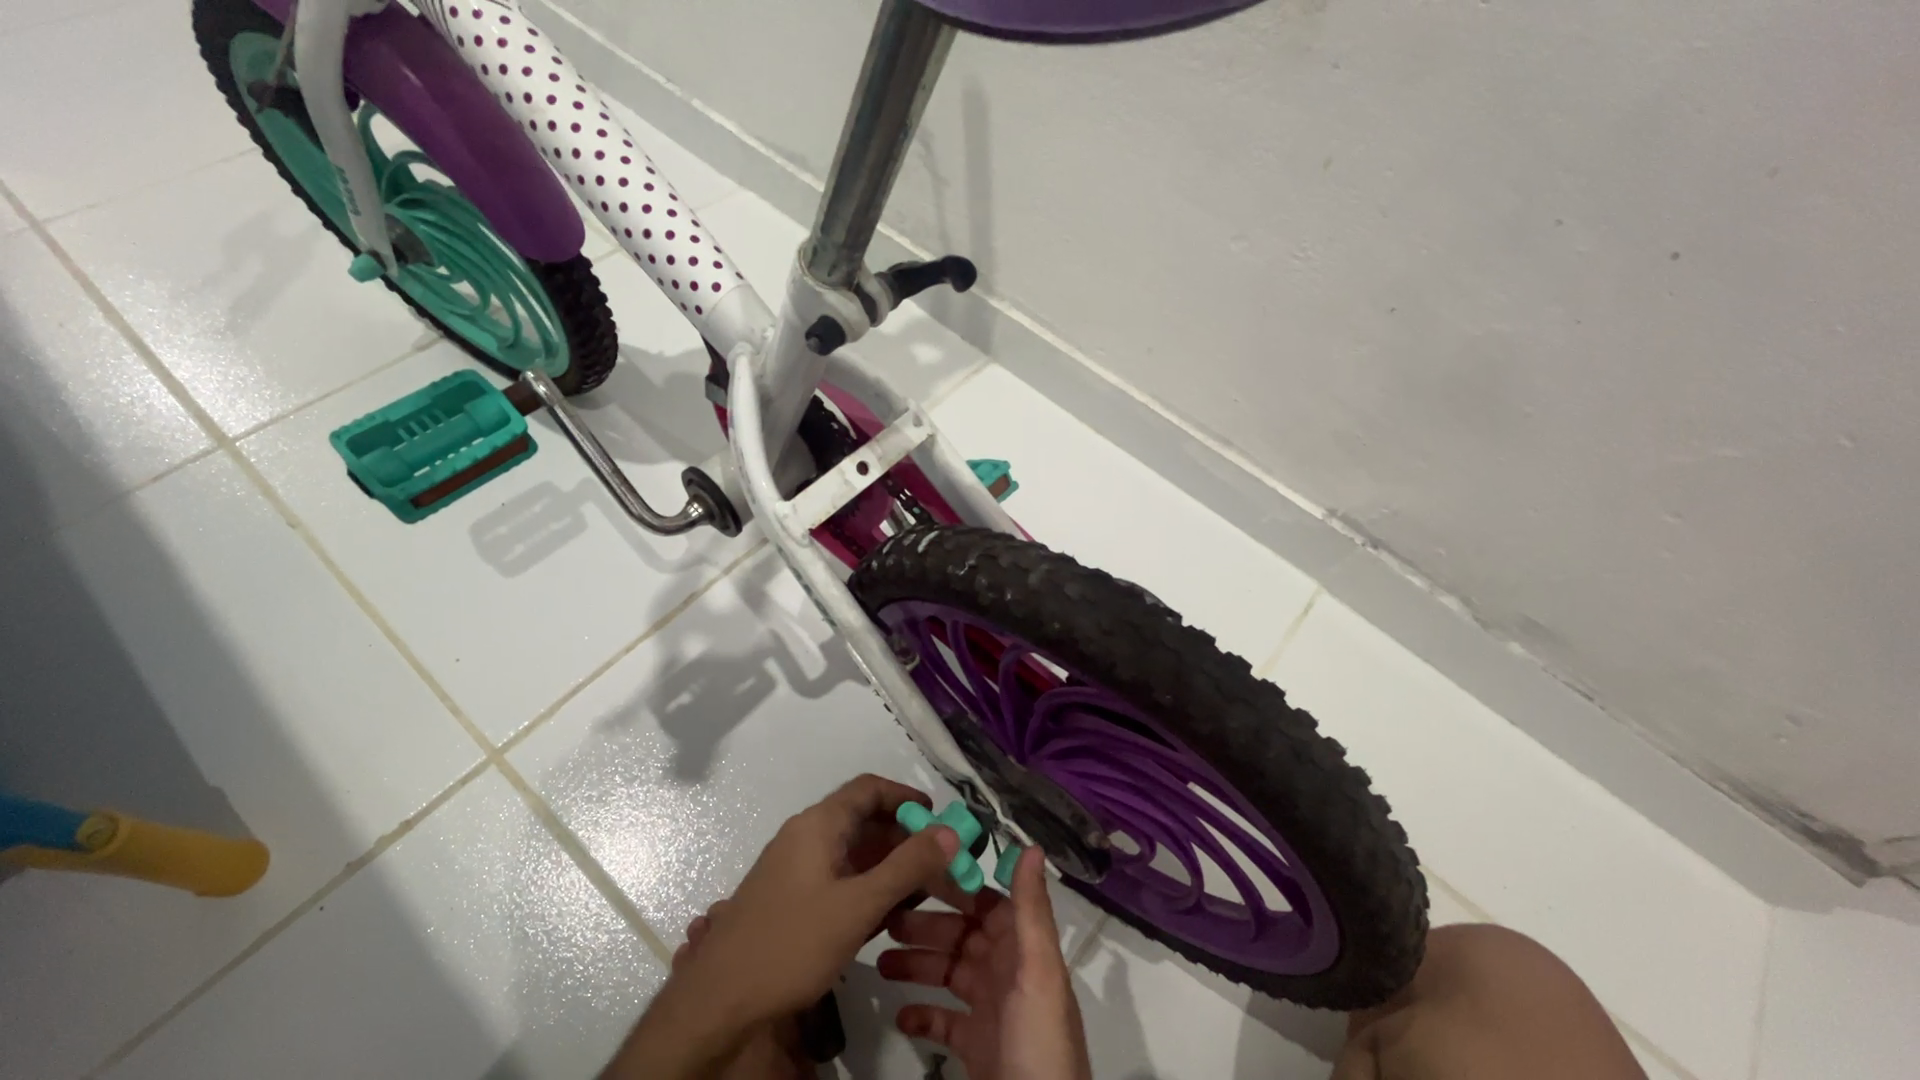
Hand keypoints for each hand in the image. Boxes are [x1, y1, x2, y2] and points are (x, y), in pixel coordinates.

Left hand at [602, 775, 960, 1079]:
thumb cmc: (791, 944)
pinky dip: (868, 887)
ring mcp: (796, 871)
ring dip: (890, 866)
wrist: (720, 1003)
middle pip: (864, 821)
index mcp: (817, 826)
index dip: (907, 797)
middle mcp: (805, 838)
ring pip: (853, 853)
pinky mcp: (792, 901)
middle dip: (906, 838)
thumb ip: (907, 867)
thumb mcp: (858, 905)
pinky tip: (889, 914)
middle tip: (943, 864)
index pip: (868, 789)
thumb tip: (950, 831)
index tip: (940, 819)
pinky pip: (839, 879)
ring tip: (926, 892)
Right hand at [879, 846, 1093, 1079]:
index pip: (987, 903)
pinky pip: (944, 1022)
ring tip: (879, 963)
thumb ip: (1031, 909)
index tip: (915, 871)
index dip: (955, 887)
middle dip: (925, 927)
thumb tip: (1030, 846)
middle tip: (884, 920)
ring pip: (949, 974)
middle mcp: (1008, 972)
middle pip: (962, 937)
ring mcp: (992, 1010)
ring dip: (917, 965)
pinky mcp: (976, 1046)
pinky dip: (922, 1015)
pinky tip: (898, 1014)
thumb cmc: (1039, 1038)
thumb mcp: (1039, 970)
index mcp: (1024, 949)